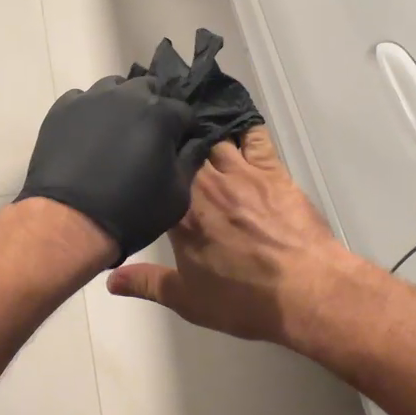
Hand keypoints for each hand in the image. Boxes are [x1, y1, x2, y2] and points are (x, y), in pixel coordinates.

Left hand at [15, 76, 201, 264]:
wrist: (70, 222)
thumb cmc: (132, 210)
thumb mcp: (178, 195)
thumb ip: (191, 160)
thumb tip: (196, 142)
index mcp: (160, 113)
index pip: (183, 111)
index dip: (183, 130)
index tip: (178, 147)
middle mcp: (127, 95)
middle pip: (148, 89)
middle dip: (153, 109)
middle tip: (147, 138)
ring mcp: (91, 98)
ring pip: (114, 88)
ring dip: (121, 104)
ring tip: (115, 132)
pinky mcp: (62, 108)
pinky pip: (82, 99)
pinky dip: (89, 111)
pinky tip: (86, 134)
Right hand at [106, 127, 365, 347]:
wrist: (305, 291)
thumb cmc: (244, 299)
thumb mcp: (188, 301)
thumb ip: (146, 284)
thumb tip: (110, 280)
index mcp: (179, 214)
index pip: (153, 179)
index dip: (145, 167)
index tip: (134, 157)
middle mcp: (204, 184)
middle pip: (181, 150)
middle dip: (169, 141)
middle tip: (159, 132)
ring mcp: (239, 172)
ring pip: (213, 136)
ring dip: (201, 127)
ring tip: (189, 118)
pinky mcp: (270, 168)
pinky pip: (252, 134)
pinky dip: (241, 122)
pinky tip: (231, 114)